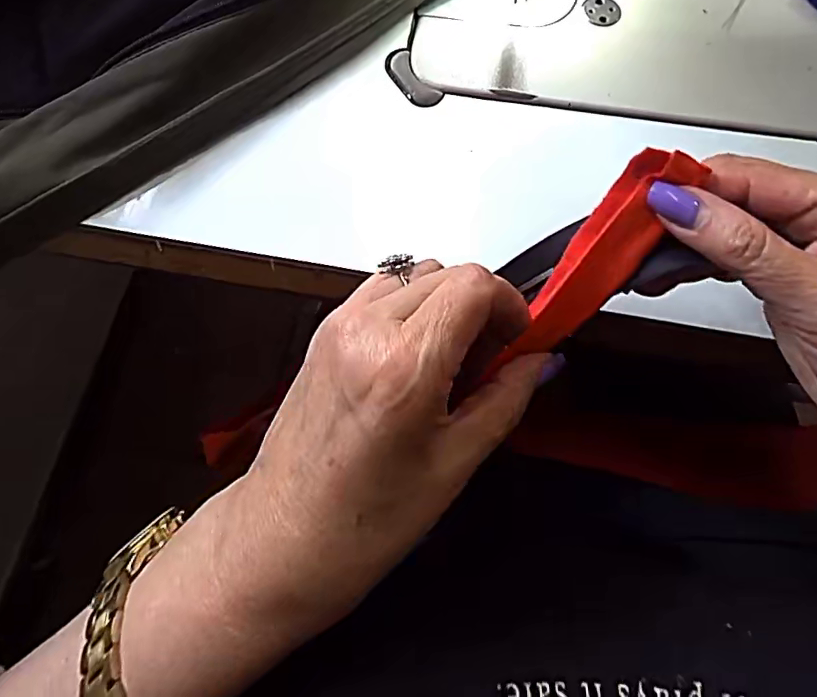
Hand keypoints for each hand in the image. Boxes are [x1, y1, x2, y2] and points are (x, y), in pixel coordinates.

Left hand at [208, 262, 553, 630]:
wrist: (278, 543)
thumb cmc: (357, 522)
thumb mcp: (455, 463)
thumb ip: (507, 397)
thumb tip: (537, 360)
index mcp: (404, 365)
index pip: (476, 285)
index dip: (511, 304)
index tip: (519, 335)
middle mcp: (367, 331)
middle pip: (452, 274)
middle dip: (484, 307)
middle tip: (491, 357)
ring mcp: (341, 326)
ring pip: (421, 275)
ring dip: (449, 304)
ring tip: (451, 359)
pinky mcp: (327, 330)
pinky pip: (387, 288)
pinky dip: (415, 306)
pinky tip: (417, 354)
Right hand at [646, 154, 816, 493]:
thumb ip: (748, 248)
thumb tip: (683, 203)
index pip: (753, 177)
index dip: (694, 185)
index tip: (644, 200)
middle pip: (737, 199)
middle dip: (683, 213)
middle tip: (632, 233)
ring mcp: (807, 256)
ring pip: (730, 230)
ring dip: (686, 241)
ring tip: (640, 255)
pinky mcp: (793, 288)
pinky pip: (736, 262)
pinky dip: (701, 266)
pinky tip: (670, 271)